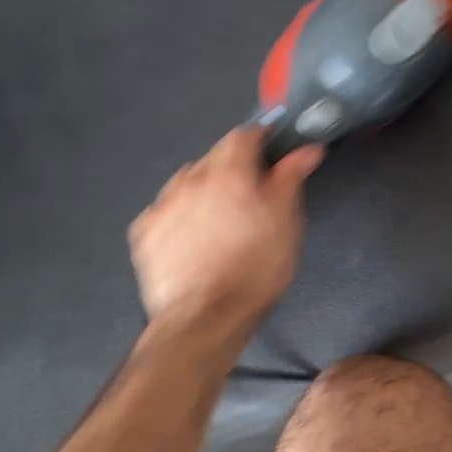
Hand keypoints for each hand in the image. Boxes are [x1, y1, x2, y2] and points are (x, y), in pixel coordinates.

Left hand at [128, 128, 323, 326]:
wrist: (207, 315)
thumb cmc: (258, 267)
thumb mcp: (288, 221)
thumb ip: (292, 178)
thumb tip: (306, 149)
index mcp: (229, 174)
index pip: (243, 136)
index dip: (262, 138)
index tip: (275, 150)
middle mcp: (190, 182)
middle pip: (213, 157)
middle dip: (234, 165)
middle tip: (256, 191)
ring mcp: (162, 207)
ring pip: (187, 182)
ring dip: (206, 187)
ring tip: (224, 216)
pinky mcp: (144, 233)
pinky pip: (167, 209)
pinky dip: (183, 212)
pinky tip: (197, 236)